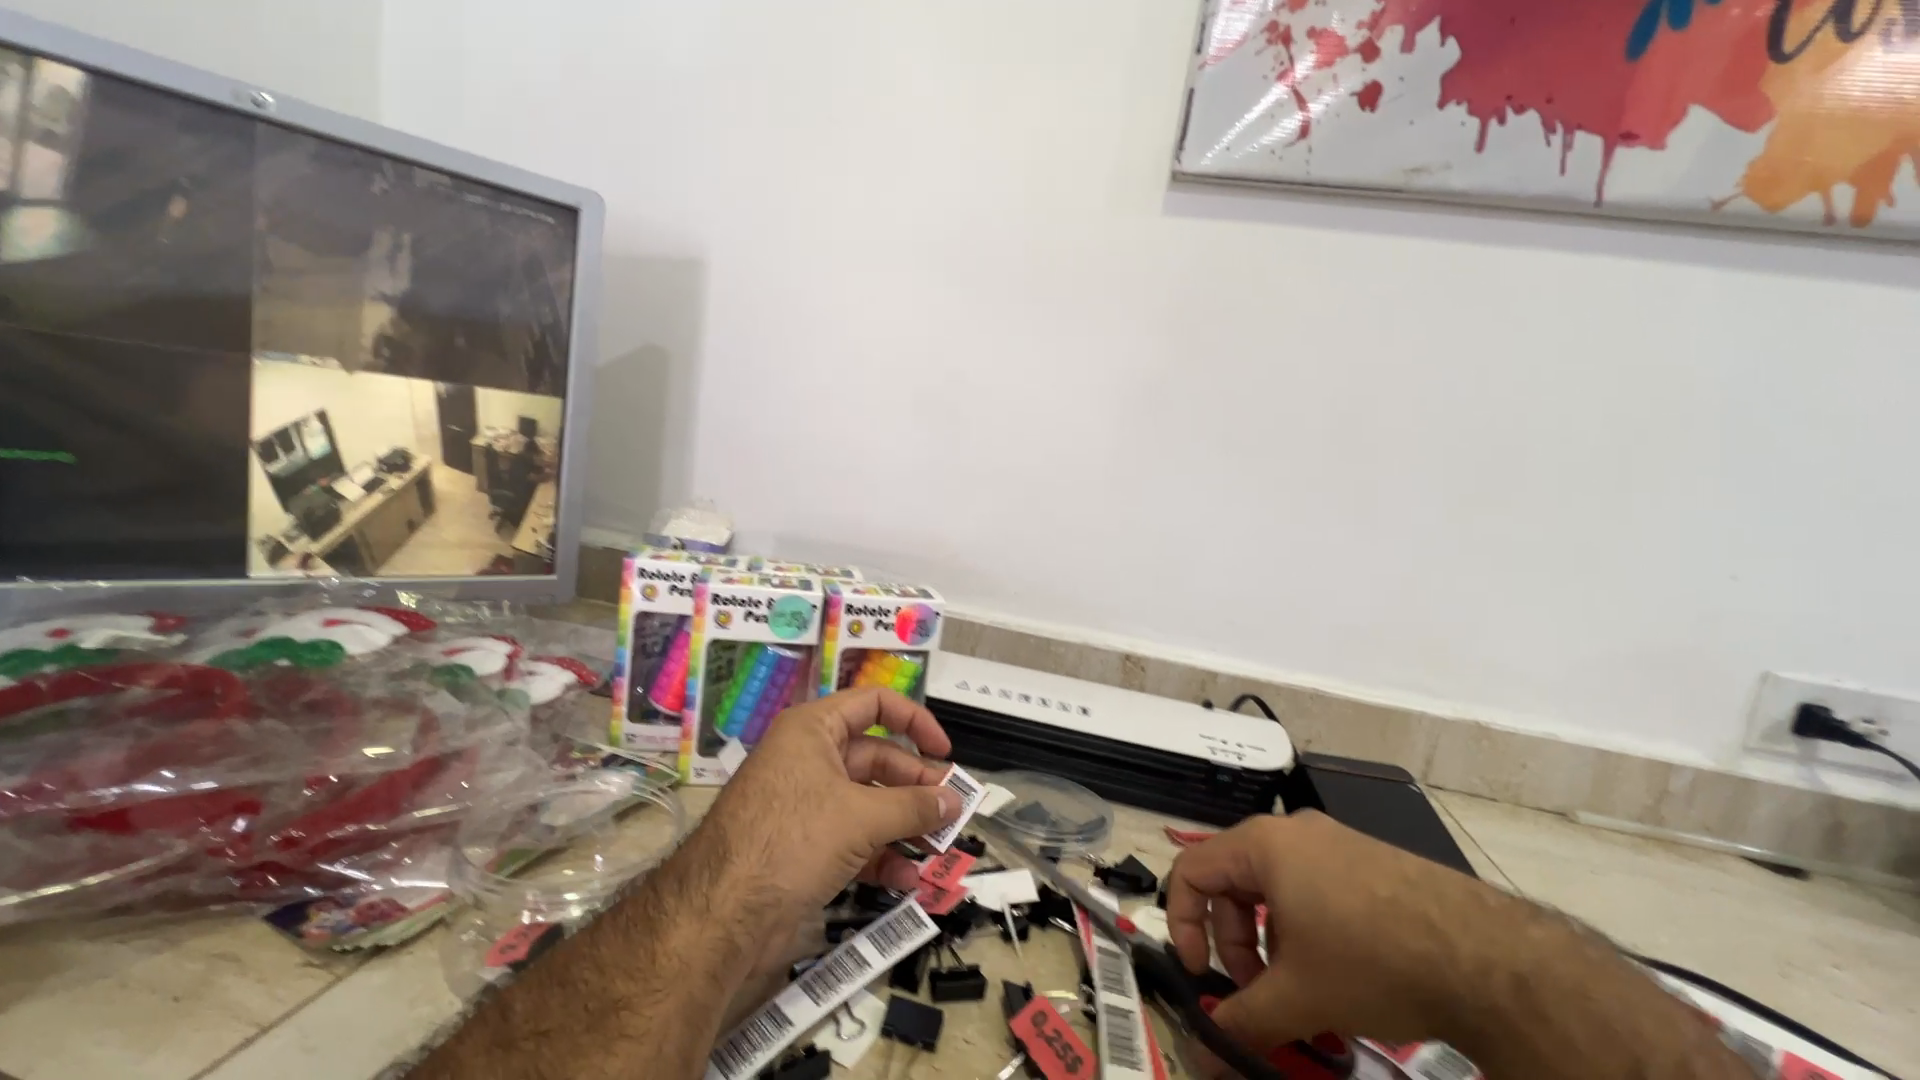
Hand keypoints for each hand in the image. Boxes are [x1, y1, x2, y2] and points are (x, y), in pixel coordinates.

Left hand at [699, 687, 962, 917]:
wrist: (722, 912)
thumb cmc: (792, 840)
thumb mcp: (861, 817)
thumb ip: (914, 806)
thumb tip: (955, 800)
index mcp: (814, 730)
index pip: (874, 704)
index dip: (914, 721)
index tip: (945, 753)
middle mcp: (810, 758)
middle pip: (878, 760)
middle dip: (917, 787)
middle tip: (953, 812)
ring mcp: (806, 804)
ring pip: (869, 803)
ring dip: (905, 826)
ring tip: (939, 851)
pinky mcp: (805, 845)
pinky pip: (854, 839)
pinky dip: (882, 856)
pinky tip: (908, 879)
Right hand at [1166, 811, 1497, 1060]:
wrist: (1490, 959)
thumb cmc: (1371, 962)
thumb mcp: (1297, 998)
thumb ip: (1241, 1024)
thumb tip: (1201, 1063)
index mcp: (1264, 845)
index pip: (1191, 871)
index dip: (1182, 925)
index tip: (1201, 975)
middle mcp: (1296, 831)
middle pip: (1234, 881)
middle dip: (1234, 942)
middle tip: (1256, 991)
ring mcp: (1338, 842)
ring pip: (1277, 889)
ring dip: (1273, 943)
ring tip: (1302, 992)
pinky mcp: (1372, 862)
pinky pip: (1316, 888)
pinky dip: (1308, 932)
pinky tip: (1341, 976)